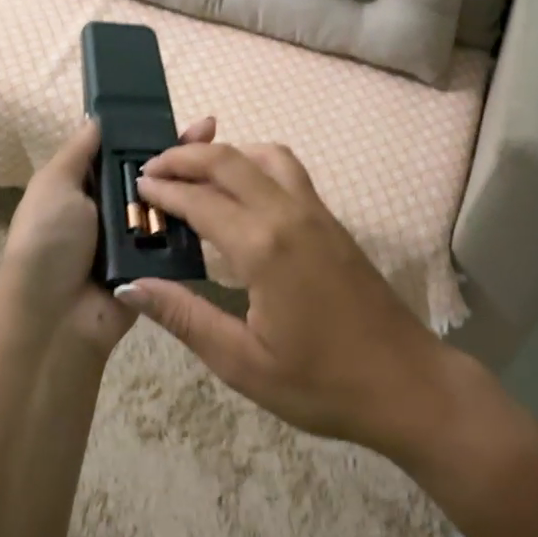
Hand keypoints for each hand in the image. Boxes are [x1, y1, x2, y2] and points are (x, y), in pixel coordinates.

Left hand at [0, 117, 215, 353]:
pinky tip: (226, 198)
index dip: (151, 133)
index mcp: (85, 187)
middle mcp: (112, 209)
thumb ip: (78, 150)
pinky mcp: (156, 267)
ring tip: (226, 158)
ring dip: (197, 183)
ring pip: (173, 203)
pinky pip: (181, 239)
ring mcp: (137, 239)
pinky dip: (199, 221)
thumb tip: (97, 117)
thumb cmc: (47, 242)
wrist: (55, 318)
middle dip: (182, 153)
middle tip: (211, 128)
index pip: (124, 151)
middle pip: (154, 175)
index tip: (183, 117)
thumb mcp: (54, 185)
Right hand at [119, 144, 462, 459]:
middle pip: (230, 160)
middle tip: (152, 169)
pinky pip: (288, 171)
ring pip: (265, 155)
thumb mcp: (242, 363)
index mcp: (263, 246)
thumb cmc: (321, 383)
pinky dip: (255, 163)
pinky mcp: (332, 221)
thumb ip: (184, 317)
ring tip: (194, 173)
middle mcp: (289, 214)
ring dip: (226, 154)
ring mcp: (317, 213)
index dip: (164, 191)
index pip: (200, 200)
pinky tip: (242, 191)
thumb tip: (132, 286)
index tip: (135, 188)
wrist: (406, 383)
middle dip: (186, 157)